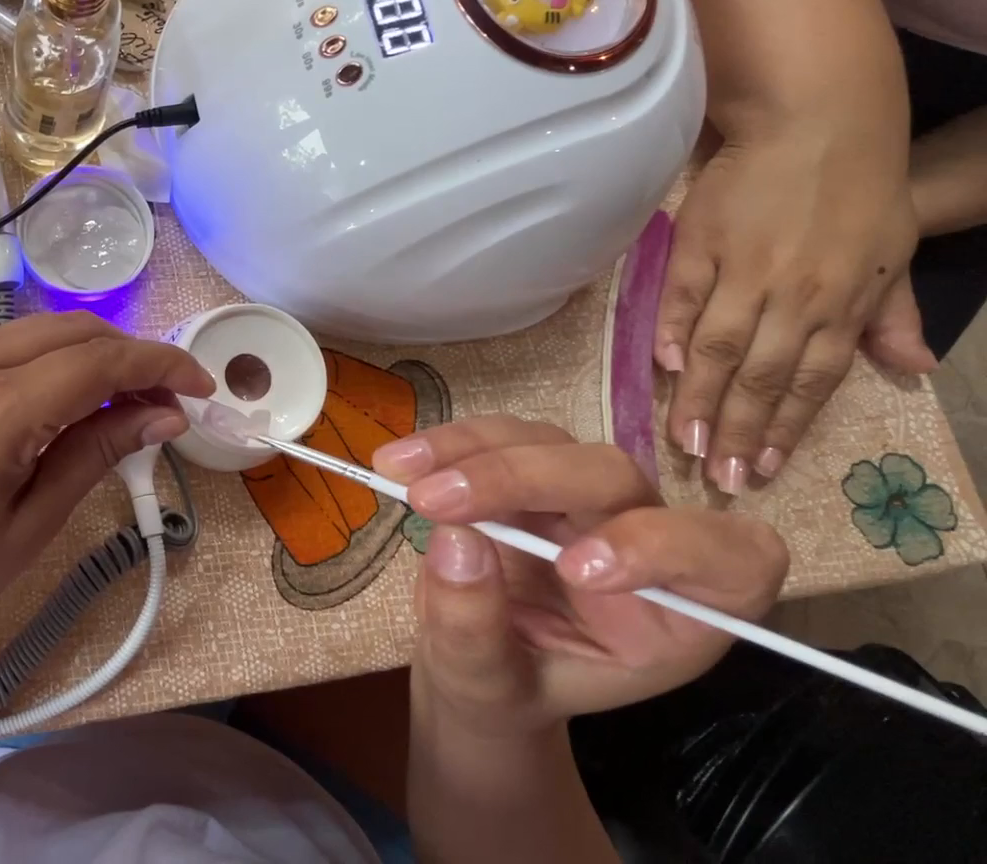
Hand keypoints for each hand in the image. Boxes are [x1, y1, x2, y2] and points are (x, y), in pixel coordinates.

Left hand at [0, 312, 213, 666]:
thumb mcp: (36, 521)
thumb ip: (99, 451)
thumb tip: (166, 415)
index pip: (95, 363)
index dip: (158, 366)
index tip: (202, 387)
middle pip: (70, 331)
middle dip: (129, 353)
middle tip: (171, 398)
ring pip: (39, 332)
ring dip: (93, 352)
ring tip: (132, 400)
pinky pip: (8, 350)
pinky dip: (53, 361)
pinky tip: (77, 398)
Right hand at [374, 416, 788, 738]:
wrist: (474, 657)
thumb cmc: (502, 687)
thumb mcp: (484, 685)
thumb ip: (473, 630)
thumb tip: (454, 541)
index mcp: (676, 613)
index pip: (727, 559)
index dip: (663, 546)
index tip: (572, 570)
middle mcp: (640, 539)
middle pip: (611, 477)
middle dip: (520, 480)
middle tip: (434, 502)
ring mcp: (581, 499)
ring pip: (547, 443)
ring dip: (469, 451)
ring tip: (397, 473)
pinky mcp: (525, 473)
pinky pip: (497, 437)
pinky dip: (445, 444)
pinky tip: (397, 464)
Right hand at [662, 117, 931, 493]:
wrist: (817, 121)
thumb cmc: (855, 187)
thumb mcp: (894, 251)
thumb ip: (890, 313)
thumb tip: (908, 371)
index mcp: (846, 300)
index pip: (813, 379)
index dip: (788, 428)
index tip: (763, 470)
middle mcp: (798, 294)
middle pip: (763, 374)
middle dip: (741, 430)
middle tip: (717, 476)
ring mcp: (744, 270)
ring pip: (722, 347)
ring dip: (702, 398)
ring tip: (684, 441)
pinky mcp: (700, 246)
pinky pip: (683, 299)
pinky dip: (673, 333)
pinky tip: (666, 370)